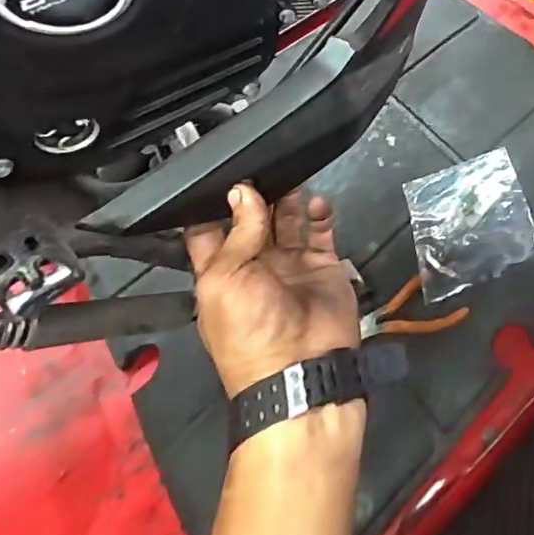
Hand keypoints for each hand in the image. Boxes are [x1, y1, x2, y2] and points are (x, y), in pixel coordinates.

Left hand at [185, 184, 360, 396]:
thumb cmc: (248, 328)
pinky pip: (320, 228)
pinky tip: (316, 202)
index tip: (223, 174)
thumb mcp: (226, 280)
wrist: (301, 365)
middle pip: (253, 218)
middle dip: (257, 194)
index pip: (211, 230)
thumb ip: (238, 232)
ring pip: (287, 218)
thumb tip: (243, 190)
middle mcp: (254, 264)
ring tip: (291, 179)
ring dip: (288, 197)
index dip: (215, 203)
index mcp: (220, 272)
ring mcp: (290, 262)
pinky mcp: (322, 262)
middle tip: (263, 169)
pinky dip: (320, 211)